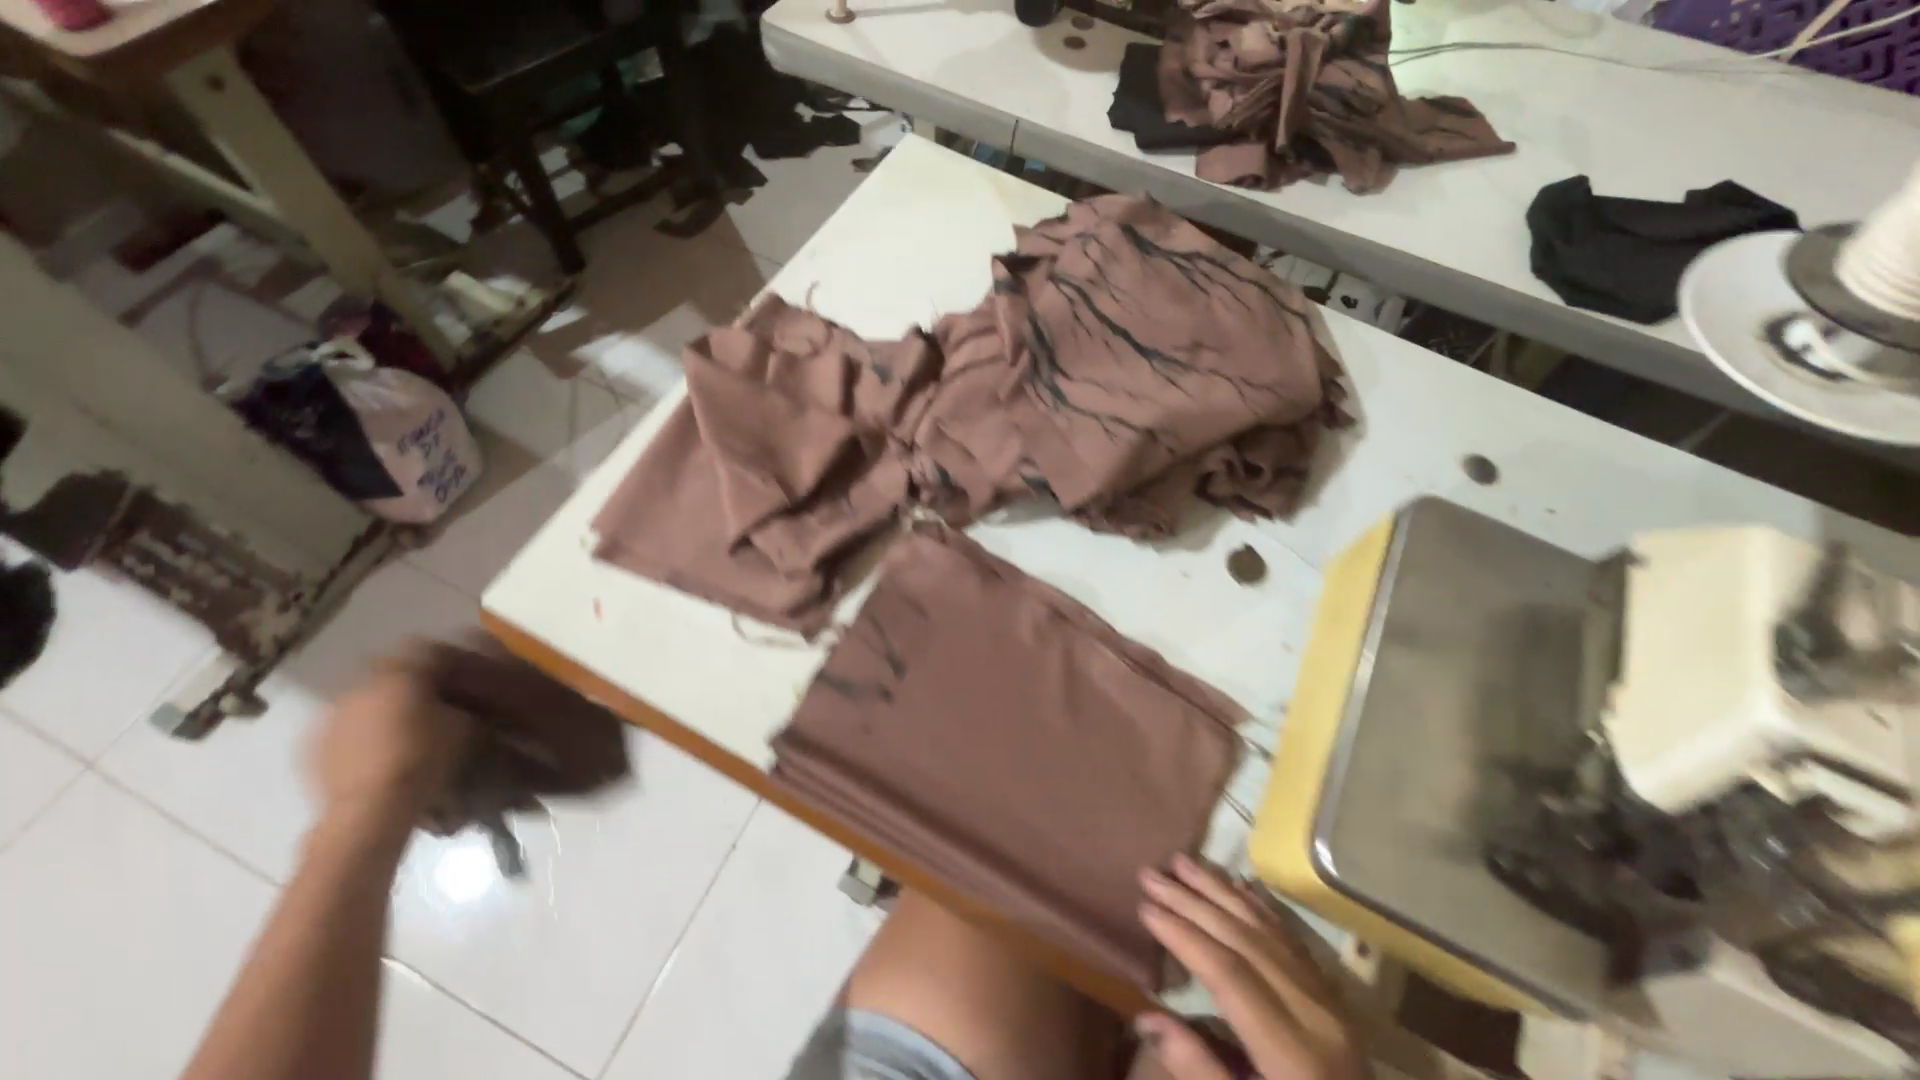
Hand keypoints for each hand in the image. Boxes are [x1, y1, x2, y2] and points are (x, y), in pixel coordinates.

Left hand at [309, 643, 470, 833]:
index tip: (454, 674)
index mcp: (400, 674)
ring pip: (360, 699)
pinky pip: (338, 728)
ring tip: (394, 734)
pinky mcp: (309, 743)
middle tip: (424, 705)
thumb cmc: (423, 763)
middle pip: (387, 671)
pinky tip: (369, 755)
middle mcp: (361, 684)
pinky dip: (353, 735)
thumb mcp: (463, 729)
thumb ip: (460, 705)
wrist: (369, 811)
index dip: (441, 660)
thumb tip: (459, 701)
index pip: (423, 649)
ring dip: (377, 709)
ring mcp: (330, 713)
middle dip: (404, 684)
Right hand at [1137, 855, 1366, 1079]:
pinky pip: (1295, 944)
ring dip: (1224, 894)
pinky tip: (1241, 888)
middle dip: (1195, 903)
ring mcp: (1332, 1007)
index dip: (1184, 936)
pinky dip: (1262, 910)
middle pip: (1248, 943)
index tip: (1144, 907)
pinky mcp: (1337, 1006)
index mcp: (1294, 1054)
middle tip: (1152, 872)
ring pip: (1271, 934)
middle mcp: (1317, 1017)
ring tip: (1185, 863)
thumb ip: (1199, 1072)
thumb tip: (1147, 1017)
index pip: (1229, 974)